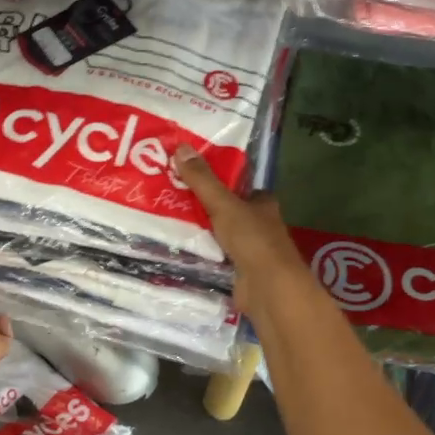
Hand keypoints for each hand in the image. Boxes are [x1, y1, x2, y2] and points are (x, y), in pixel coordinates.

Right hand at [171, 144, 311, 316]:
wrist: (267, 287)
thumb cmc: (252, 239)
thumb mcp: (223, 204)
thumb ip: (202, 180)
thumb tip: (180, 147)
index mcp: (264, 204)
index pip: (241, 188)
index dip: (220, 182)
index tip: (192, 176)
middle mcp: (260, 225)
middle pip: (229, 211)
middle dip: (205, 207)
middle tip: (171, 198)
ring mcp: (251, 250)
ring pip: (221, 235)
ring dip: (200, 231)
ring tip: (167, 221)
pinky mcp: (240, 272)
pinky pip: (216, 257)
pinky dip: (201, 254)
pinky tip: (178, 249)